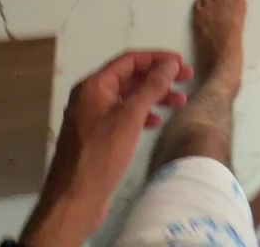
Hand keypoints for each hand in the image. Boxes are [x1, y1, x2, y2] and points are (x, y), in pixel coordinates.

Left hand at [21, 50, 191, 246]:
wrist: (73, 201)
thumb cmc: (101, 153)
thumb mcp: (130, 116)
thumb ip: (152, 86)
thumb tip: (170, 64)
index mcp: (94, 85)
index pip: (130, 60)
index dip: (157, 58)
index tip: (181, 63)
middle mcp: (91, 96)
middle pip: (131, 78)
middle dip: (159, 78)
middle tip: (186, 80)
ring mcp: (93, 117)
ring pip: (129, 98)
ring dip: (154, 97)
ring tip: (180, 102)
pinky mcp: (96, 137)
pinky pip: (123, 115)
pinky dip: (142, 114)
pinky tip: (157, 121)